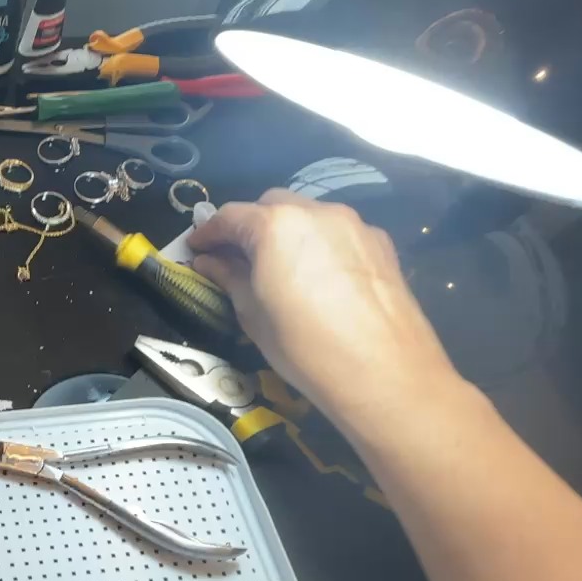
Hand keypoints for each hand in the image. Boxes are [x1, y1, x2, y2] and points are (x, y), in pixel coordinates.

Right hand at [189, 190, 464, 428]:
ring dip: (283, 230)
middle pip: (270, 205)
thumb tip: (209, 262)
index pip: (229, 216)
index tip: (194, 250)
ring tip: (274, 264)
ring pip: (306, 213)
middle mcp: (317, 212)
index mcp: (276, 225)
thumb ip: (228, 276)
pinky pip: (337, 231)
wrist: (386, 375)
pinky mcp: (381, 245)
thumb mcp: (252, 312)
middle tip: (232, 256)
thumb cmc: (304, 345)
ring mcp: (354, 226)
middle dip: (246, 225)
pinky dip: (316, 241)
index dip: (206, 233)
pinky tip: (314, 274)